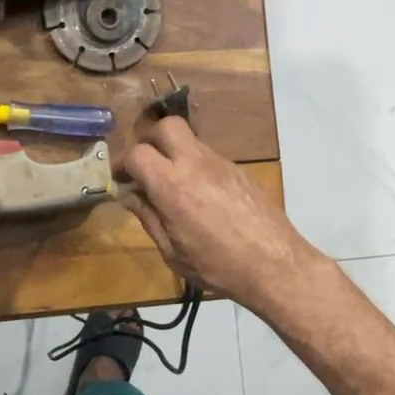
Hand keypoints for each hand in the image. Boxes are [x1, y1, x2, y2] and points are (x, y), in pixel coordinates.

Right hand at [120, 118, 323, 311]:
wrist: (275, 266)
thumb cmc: (217, 267)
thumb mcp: (172, 251)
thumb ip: (148, 217)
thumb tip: (128, 195)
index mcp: (172, 186)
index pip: (137, 153)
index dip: (122, 163)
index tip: (119, 180)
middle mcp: (196, 164)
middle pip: (166, 127)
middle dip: (149, 141)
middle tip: (144, 167)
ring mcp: (222, 164)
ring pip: (190, 141)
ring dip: (174, 154)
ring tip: (171, 186)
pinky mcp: (240, 171)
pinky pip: (209, 158)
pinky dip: (195, 167)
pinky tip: (198, 197)